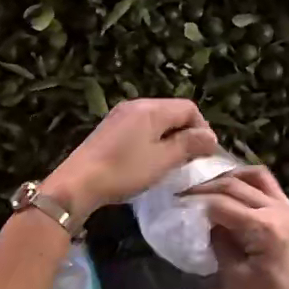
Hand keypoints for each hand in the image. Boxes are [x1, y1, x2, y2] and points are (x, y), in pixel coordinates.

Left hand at [41, 99, 218, 222]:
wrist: (78, 183)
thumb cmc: (124, 171)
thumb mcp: (163, 160)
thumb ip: (189, 145)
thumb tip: (211, 136)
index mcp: (151, 109)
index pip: (189, 108)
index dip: (202, 129)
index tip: (204, 154)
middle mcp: (135, 105)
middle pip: (172, 112)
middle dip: (186, 133)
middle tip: (190, 160)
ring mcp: (120, 116)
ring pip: (156, 121)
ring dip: (169, 138)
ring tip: (171, 162)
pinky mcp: (110, 129)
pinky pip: (140, 128)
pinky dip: (151, 140)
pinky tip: (148, 161)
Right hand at [183, 166, 288, 288]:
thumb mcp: (234, 276)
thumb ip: (219, 243)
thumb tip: (206, 222)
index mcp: (262, 227)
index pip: (221, 204)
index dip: (196, 201)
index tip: (176, 202)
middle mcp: (277, 209)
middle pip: (236, 185)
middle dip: (207, 186)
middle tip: (185, 192)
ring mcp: (287, 207)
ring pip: (256, 175)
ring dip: (231, 176)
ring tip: (210, 186)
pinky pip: (268, 185)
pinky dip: (248, 182)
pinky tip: (232, 191)